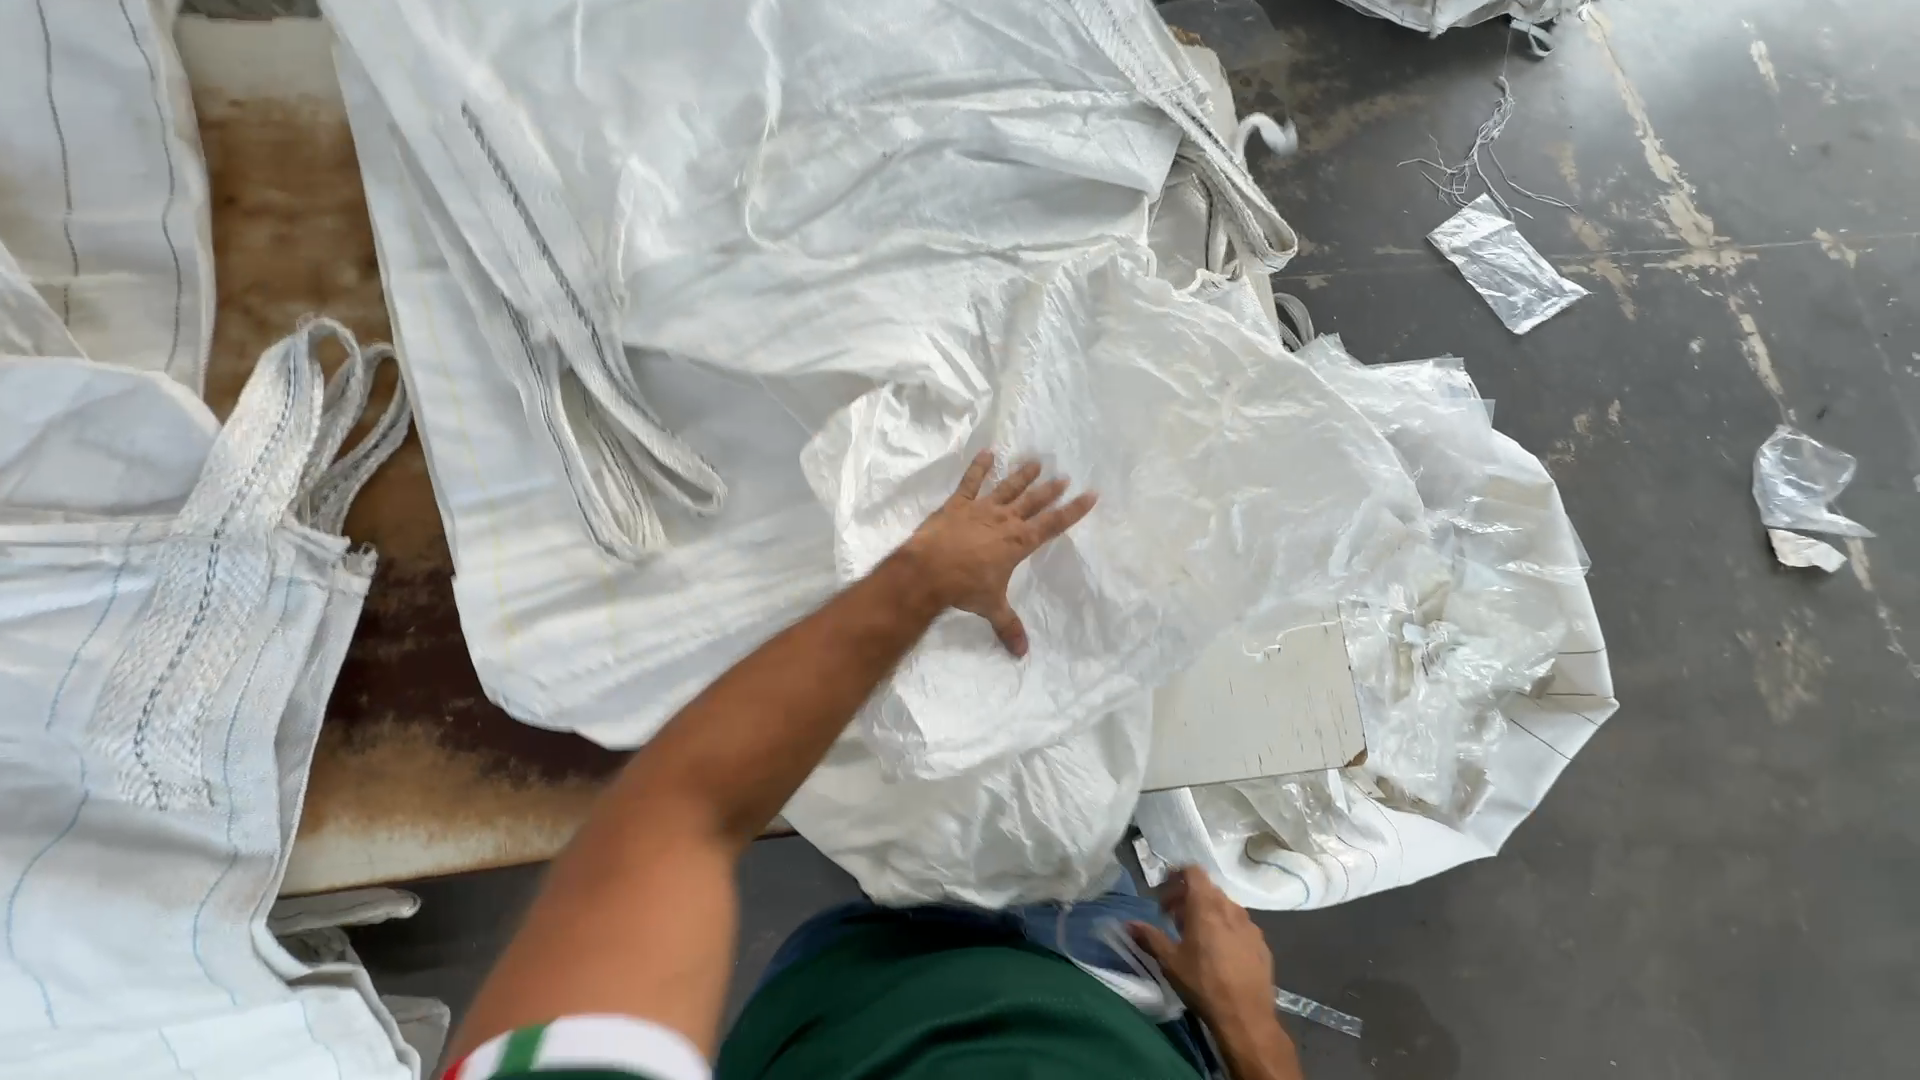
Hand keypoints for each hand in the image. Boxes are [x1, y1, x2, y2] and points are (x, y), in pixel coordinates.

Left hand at [898, 451, 1096, 656]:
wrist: (929, 571)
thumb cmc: (964, 588)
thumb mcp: (991, 607)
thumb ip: (1008, 626)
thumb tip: (1022, 653)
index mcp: (1019, 543)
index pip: (1053, 524)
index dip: (1073, 510)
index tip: (1090, 495)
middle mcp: (1005, 521)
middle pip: (1034, 502)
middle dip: (1050, 490)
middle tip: (1064, 477)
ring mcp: (981, 509)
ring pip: (1007, 488)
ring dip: (1022, 475)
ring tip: (1036, 462)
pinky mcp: (957, 504)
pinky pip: (970, 482)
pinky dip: (979, 467)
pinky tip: (988, 453)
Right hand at [1129, 868, 1296, 1076]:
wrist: (1246, 1018)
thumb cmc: (1203, 984)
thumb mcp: (1170, 961)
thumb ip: (1149, 937)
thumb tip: (1128, 924)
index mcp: (1206, 906)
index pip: (1194, 872)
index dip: (1177, 875)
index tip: (1165, 893)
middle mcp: (1231, 909)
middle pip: (1208, 889)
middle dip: (1189, 898)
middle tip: (1174, 919)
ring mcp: (1250, 926)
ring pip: (1226, 907)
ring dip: (1209, 913)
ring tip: (1197, 936)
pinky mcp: (1262, 944)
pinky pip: (1241, 926)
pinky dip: (1227, 929)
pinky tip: (1221, 953)